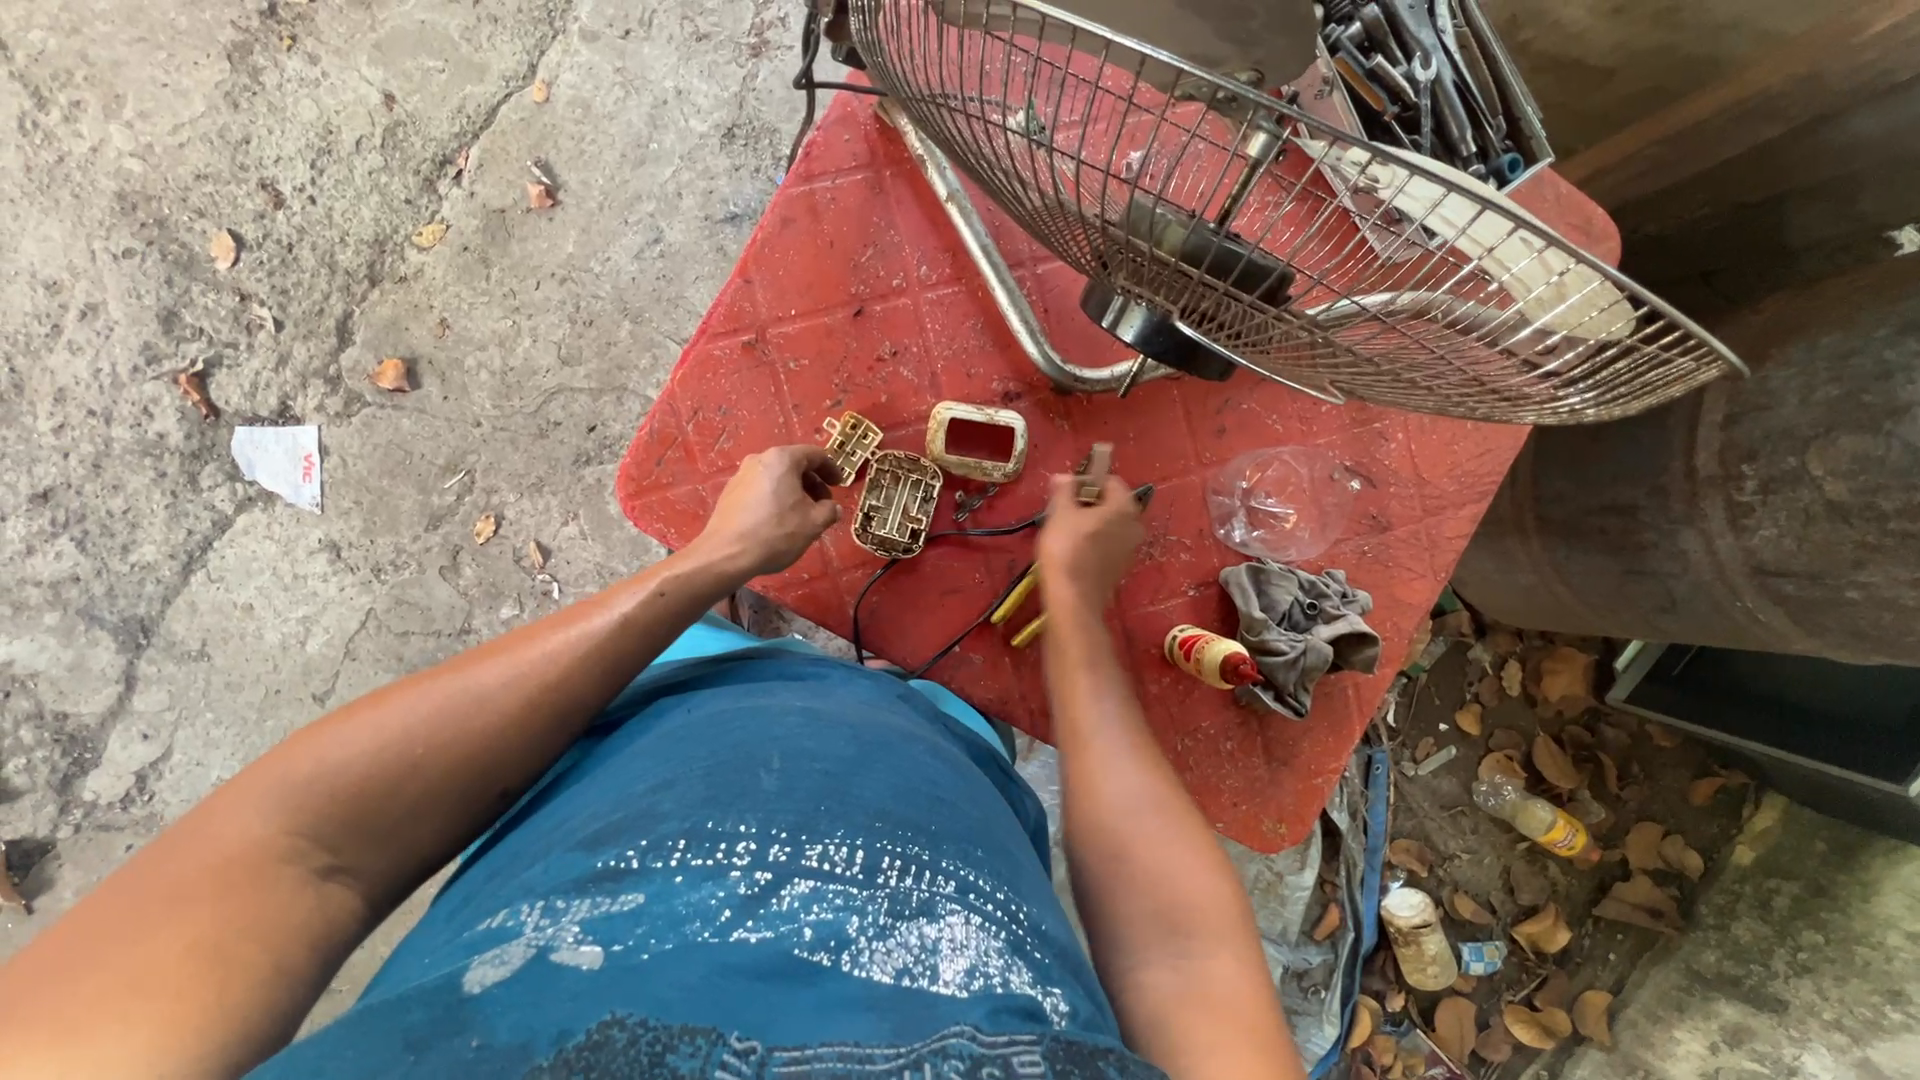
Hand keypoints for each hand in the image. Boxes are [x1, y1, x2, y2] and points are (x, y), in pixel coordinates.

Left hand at [689, 445, 841, 579]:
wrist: (727, 554)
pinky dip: (776, 497)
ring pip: (777, 476)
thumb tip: (833, 508)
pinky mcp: (730, 492)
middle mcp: (760, 460)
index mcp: (782, 459)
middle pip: (794, 463)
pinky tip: (779, 519)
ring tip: (803, 514)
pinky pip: (761, 487)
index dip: (832, 469)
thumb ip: (830, 510)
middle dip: (813, 482)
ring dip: (795, 490)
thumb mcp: (813, 523)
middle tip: (823, 503)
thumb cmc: (776, 533)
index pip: (815, 454)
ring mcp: (741, 475)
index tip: (840, 485)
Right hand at [1035, 474, 1144, 612]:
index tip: (1065, 492)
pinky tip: (1073, 549)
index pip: (1110, 481)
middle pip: (1111, 504)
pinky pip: (1108, 544)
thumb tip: (1064, 477)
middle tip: (1064, 510)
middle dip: (1088, 503)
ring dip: (1090, 523)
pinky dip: (1094, 541)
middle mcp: (1135, 525)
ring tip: (1065, 530)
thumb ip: (1064, 490)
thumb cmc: (1067, 548)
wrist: (1073, 598)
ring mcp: (1130, 549)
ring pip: (1110, 525)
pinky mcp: (1121, 567)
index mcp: (1125, 507)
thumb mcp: (1060, 513)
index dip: (1086, 481)